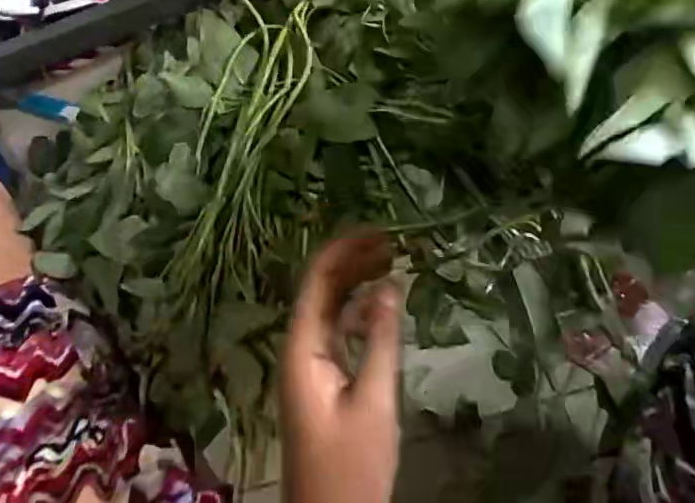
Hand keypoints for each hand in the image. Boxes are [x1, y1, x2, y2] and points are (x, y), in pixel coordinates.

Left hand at [280, 233, 401, 502]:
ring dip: (359, 281)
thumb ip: (381, 339)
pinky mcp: (323, 376)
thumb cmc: (351, 465)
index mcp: (302, 345)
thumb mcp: (373, 400)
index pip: (318, 278)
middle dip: (355, 258)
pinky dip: (360, 310)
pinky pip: (338, 328)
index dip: (345, 248)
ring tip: (393, 260)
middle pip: (323, 287)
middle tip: (394, 240)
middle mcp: (300, 345)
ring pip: (332, 305)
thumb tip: (391, 284)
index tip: (380, 229)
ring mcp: (309, 361)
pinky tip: (384, 305)